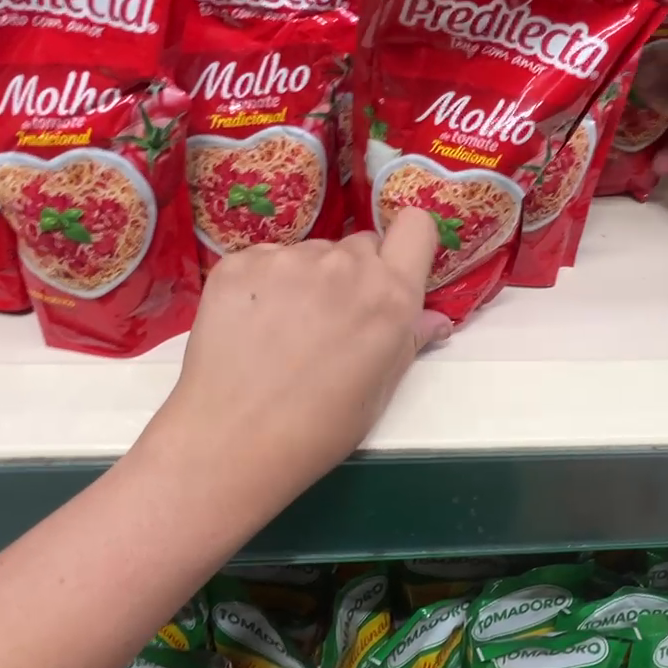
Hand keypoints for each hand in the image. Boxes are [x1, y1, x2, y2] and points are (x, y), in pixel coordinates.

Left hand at [145, 210, 450, 498]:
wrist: (231, 440)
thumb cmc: (319, 429)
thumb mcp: (378, 393)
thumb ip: (408, 342)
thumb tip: (436, 319)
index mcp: (389, 295)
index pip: (416, 226)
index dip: (406, 246)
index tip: (392, 271)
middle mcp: (342, 264)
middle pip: (358, 246)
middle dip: (352, 275)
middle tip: (329, 322)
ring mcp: (285, 258)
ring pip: (308, 254)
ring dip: (305, 280)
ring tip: (281, 331)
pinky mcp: (237, 262)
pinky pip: (263, 260)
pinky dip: (261, 285)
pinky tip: (249, 327)